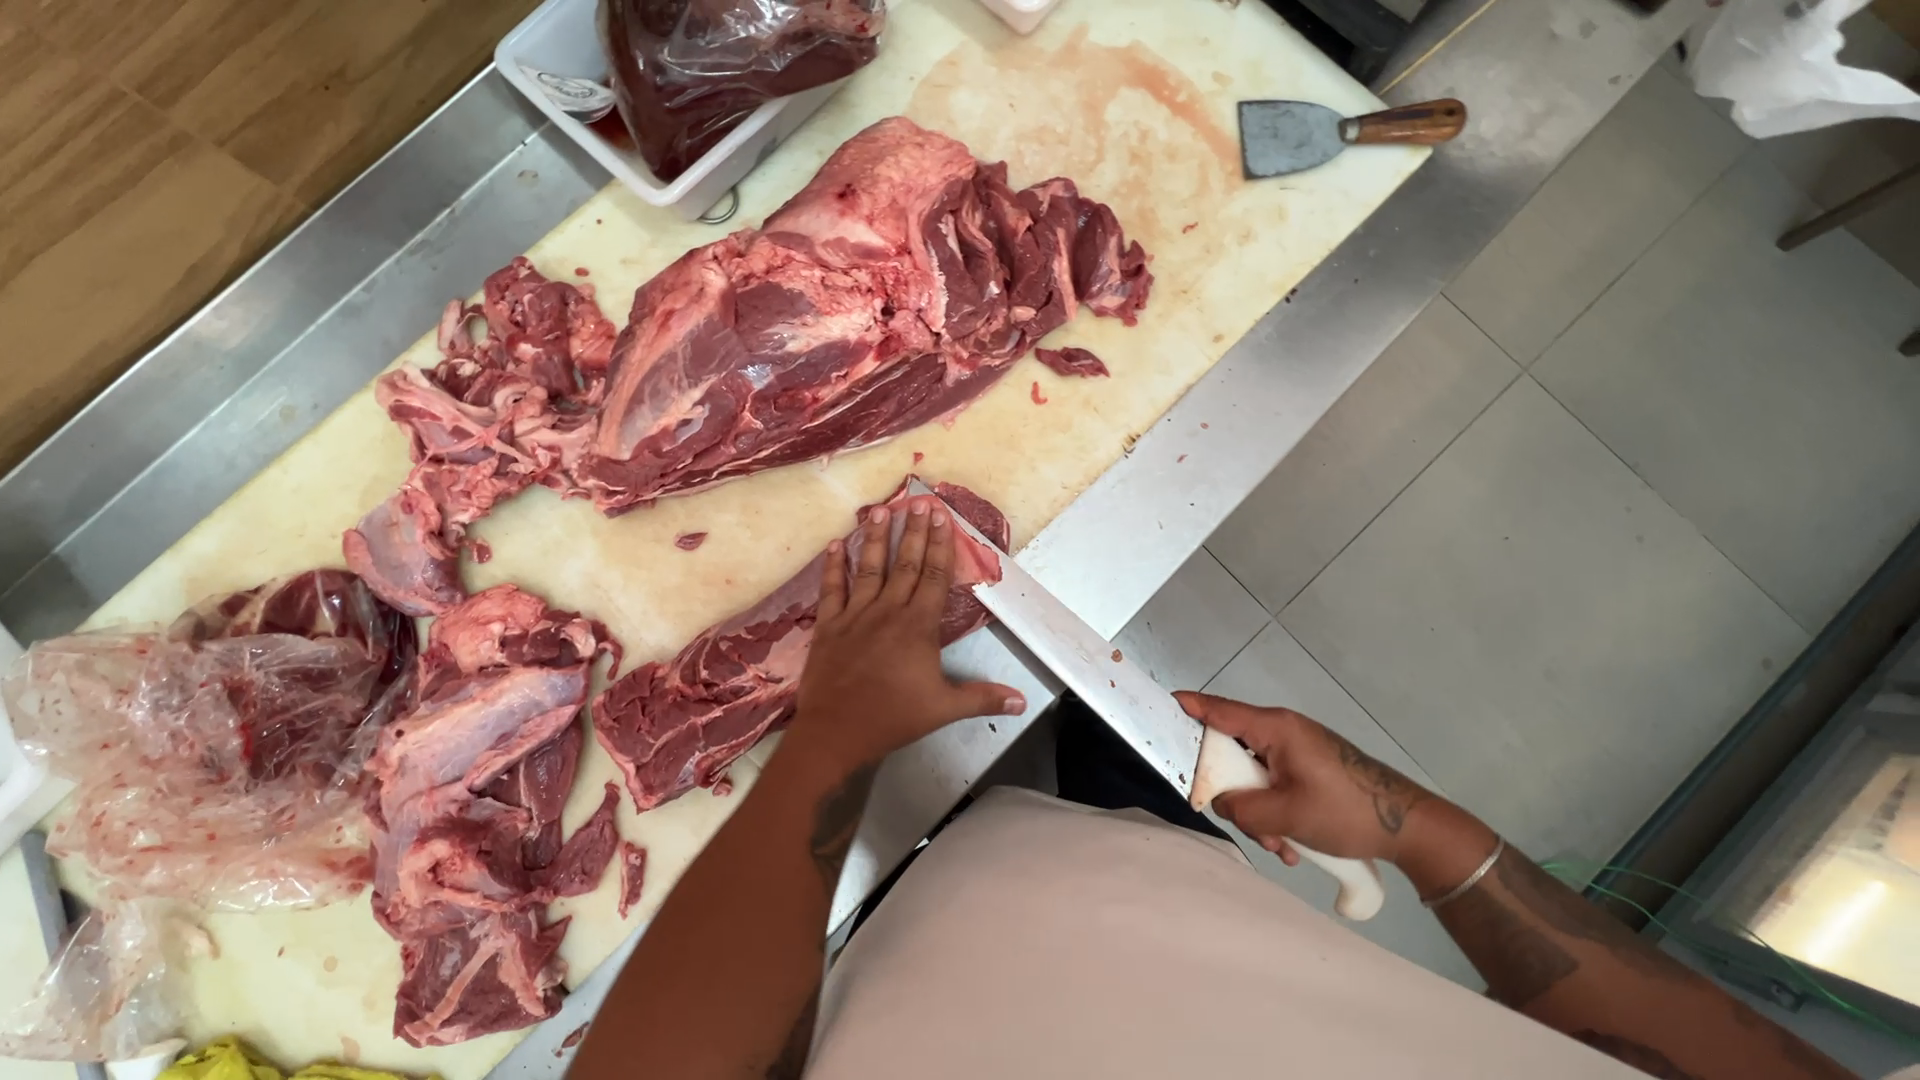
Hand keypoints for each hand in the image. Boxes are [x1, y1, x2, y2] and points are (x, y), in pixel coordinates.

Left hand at [787, 496, 1025, 770]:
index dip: (940, 544)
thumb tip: (1022, 702)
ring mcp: (855, 615)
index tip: (941, 516)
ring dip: (874, 538)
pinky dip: (833, 566)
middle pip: (904, 563)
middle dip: (913, 531)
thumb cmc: (893, 717)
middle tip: (918, 501)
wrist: (836, 731)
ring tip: (880, 510)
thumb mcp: (944, 709)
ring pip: (868, 568)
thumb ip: (982, 698)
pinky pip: (832, 589)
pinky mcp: (829, 626)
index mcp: (918, 625)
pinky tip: (833, 545)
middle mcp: (888, 611)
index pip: (933, 575)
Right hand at [1175, 692, 1435, 867]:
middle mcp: (1283, 731)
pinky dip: (1276, 812)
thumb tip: (1222, 802)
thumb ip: (1241, 808)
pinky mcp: (1309, 768)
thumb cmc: (1347, 812)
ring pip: (1254, 775)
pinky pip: (1275, 784)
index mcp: (1276, 728)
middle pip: (1232, 751)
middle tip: (1245, 823)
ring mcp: (1297, 750)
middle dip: (1233, 792)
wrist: (1411, 828)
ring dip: (1258, 811)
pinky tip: (1293, 843)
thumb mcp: (1286, 815)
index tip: (1157, 707)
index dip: (1187, 708)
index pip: (1218, 709)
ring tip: (1281, 845)